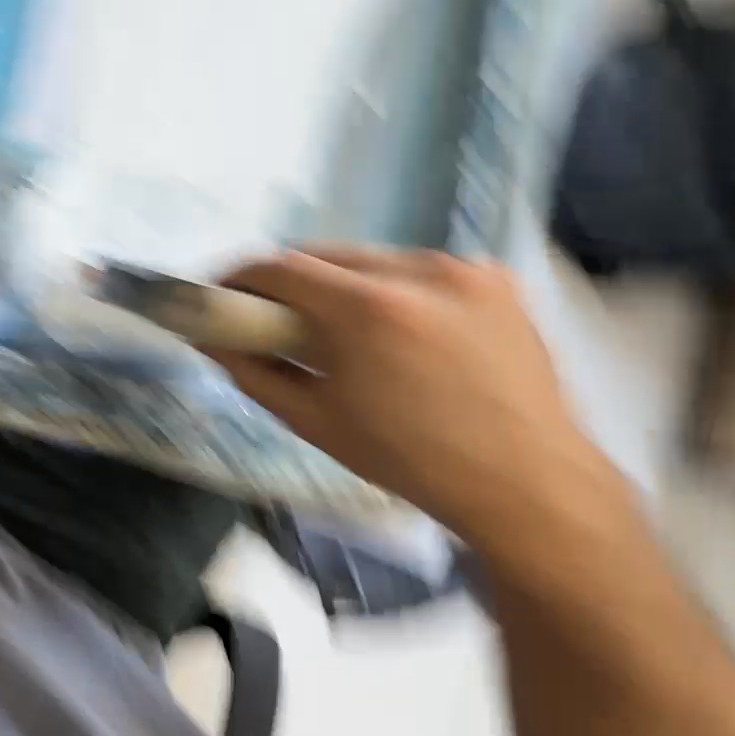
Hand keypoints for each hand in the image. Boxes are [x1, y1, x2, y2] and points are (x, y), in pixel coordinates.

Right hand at [208, 246, 606, 539]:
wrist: (527, 481)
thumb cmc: (407, 457)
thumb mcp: (312, 419)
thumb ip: (251, 371)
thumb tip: (207, 340)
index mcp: (368, 309)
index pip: (280, 266)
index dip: (239, 276)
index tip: (218, 293)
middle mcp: (419, 272)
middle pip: (323, 254)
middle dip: (285, 279)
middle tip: (267, 313)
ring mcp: (465, 270)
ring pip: (370, 258)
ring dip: (336, 282)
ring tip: (332, 325)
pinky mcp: (497, 279)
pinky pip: (416, 269)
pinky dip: (388, 288)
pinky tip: (390, 328)